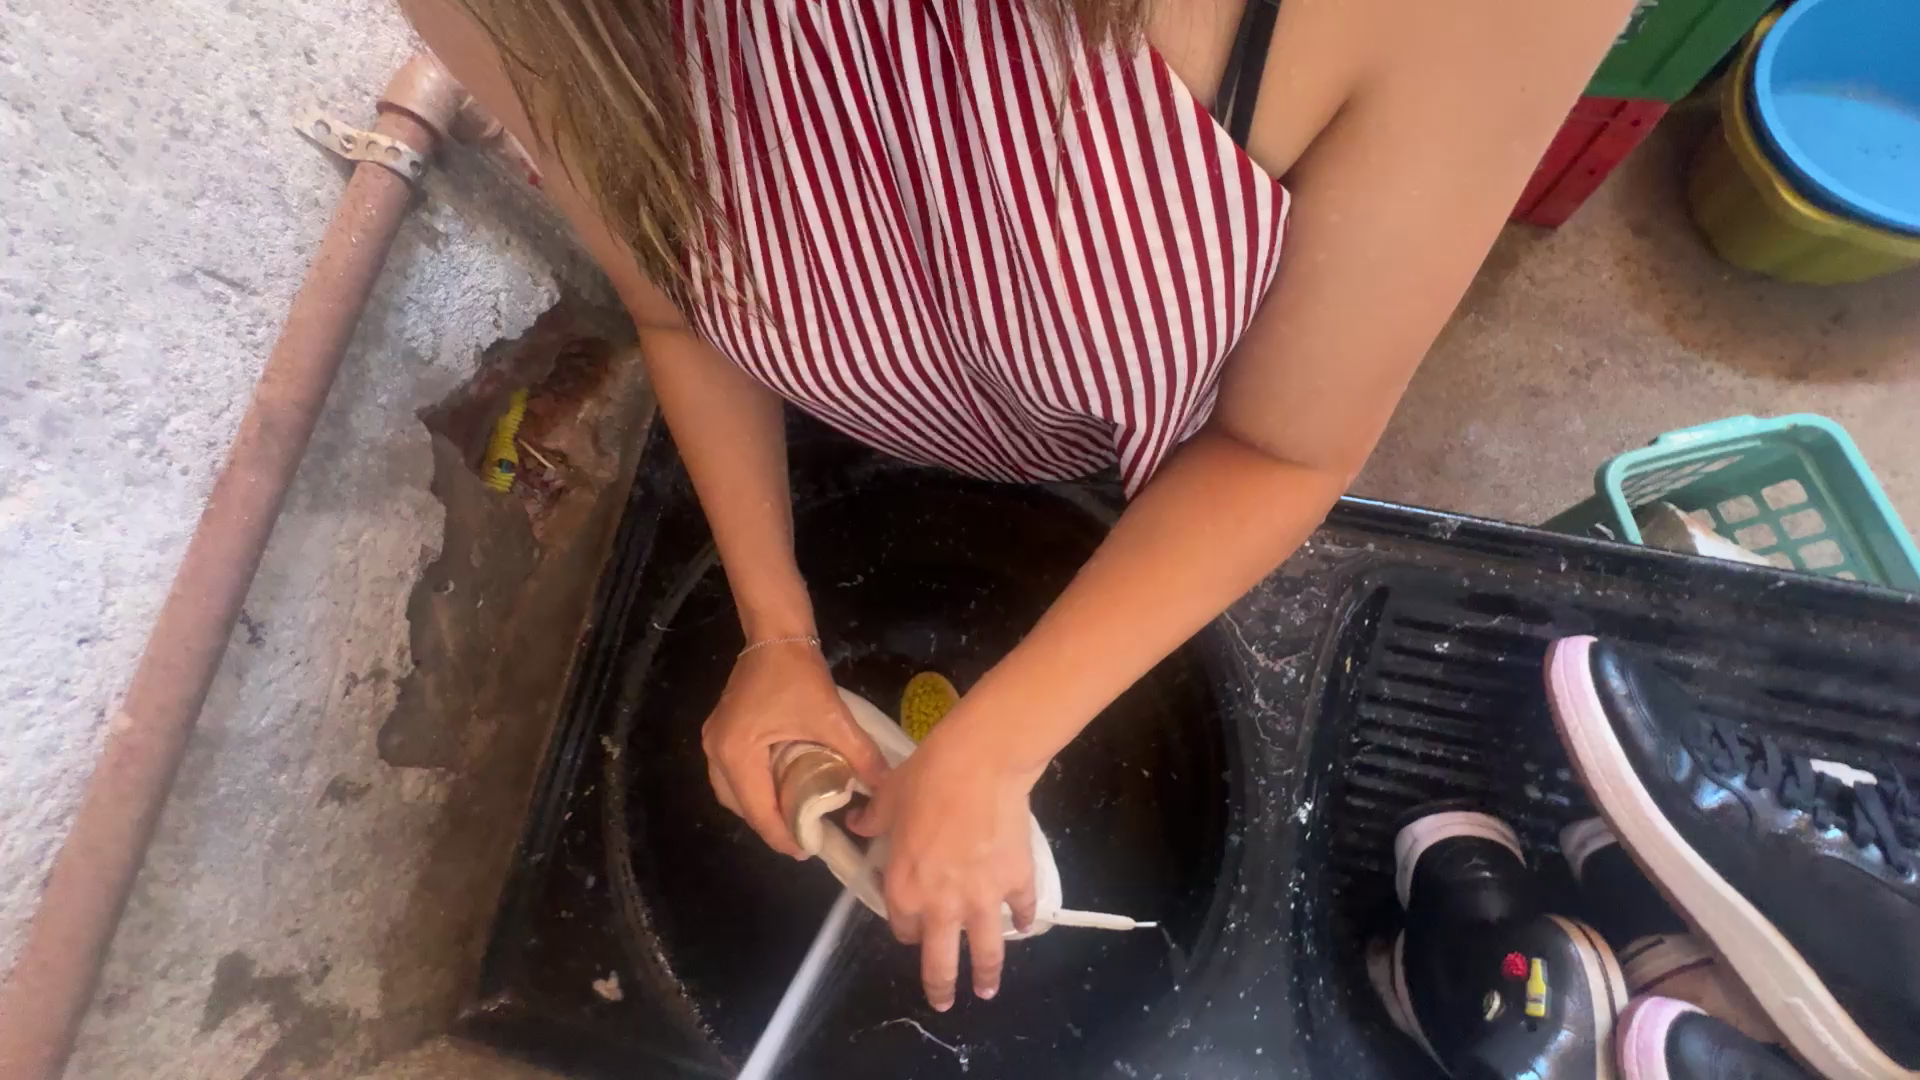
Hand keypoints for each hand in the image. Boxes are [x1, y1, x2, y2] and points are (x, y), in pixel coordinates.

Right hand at [702, 639, 888, 856]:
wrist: (777, 632)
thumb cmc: (799, 674)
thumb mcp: (832, 718)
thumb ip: (859, 755)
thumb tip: (885, 786)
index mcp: (737, 754)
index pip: (758, 811)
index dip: (783, 835)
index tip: (810, 850)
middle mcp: (717, 752)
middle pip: (742, 806)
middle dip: (772, 823)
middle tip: (805, 834)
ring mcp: (715, 740)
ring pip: (735, 791)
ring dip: (762, 805)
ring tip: (795, 815)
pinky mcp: (722, 729)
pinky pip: (735, 773)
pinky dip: (756, 786)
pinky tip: (782, 785)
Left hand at [848, 708, 1043, 1009]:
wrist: (979, 764)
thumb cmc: (926, 778)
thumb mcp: (888, 797)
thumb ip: (872, 819)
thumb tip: (857, 823)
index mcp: (905, 889)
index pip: (903, 928)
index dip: (907, 929)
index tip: (913, 927)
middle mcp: (942, 906)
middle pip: (941, 962)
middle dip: (942, 987)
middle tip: (945, 1002)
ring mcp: (984, 898)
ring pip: (986, 952)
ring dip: (987, 975)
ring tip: (988, 989)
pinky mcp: (1017, 881)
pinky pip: (1022, 911)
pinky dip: (1024, 920)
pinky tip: (1025, 924)